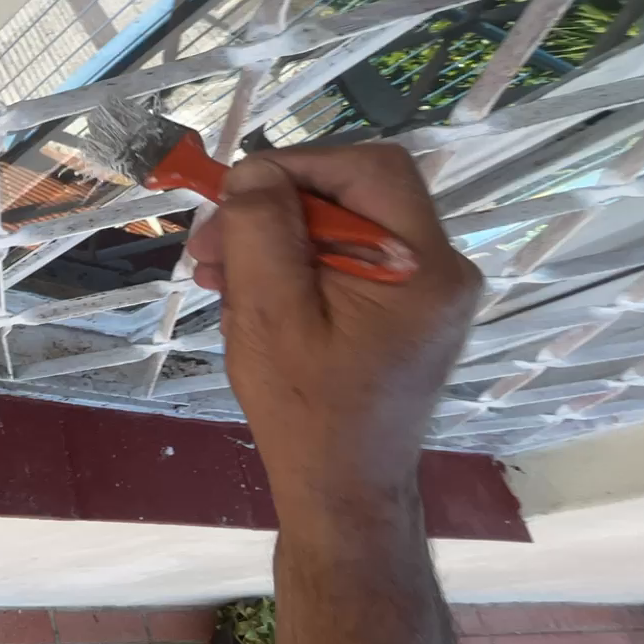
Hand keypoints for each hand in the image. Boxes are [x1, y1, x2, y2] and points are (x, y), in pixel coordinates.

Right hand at [186, 145, 480, 516]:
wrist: (338, 479)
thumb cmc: (304, 401)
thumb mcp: (269, 310)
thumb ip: (262, 230)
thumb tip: (253, 171)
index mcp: (420, 265)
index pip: (369, 168)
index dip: (297, 164)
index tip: (235, 195)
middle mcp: (435, 268)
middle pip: (347, 195)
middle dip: (268, 208)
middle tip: (209, 244)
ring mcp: (417, 289)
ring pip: (333, 225)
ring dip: (266, 237)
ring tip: (215, 273)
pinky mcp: (394, 308)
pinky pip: (334, 258)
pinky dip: (283, 263)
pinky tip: (243, 290)